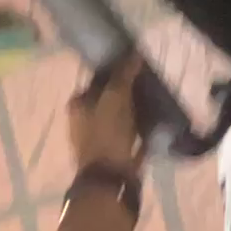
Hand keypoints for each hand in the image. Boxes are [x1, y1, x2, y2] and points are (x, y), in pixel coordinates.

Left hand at [68, 57, 146, 174]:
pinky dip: (139, 125)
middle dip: (127, 89)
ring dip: (134, 107)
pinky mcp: (112, 153)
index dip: (116, 69)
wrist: (110, 179)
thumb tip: (135, 52)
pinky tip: (153, 118)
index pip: (97, 78)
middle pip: (108, 96)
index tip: (135, 65)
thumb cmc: (107, 132)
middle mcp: (82, 120)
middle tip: (147, 81)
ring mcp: (97, 138)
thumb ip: (125, 72)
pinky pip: (128, 131)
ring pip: (119, 114)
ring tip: (153, 97)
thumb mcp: (116, 95)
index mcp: (77, 104)